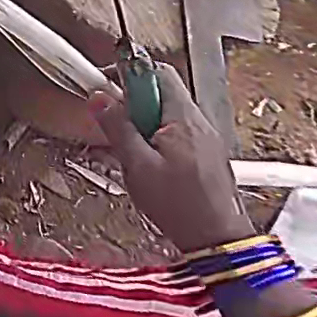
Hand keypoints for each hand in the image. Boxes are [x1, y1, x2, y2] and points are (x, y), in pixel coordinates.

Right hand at [89, 63, 253, 252]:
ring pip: (165, 110)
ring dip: (141, 119)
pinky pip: (174, 129)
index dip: (127, 72)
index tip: (105, 86)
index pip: (157, 72)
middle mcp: (198, 123)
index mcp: (183, 119)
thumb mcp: (136, 165)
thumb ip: (117, 126)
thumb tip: (98, 97)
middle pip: (160, 90)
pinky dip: (154, 134)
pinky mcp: (204, 152)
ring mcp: (204, 137)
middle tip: (113, 120)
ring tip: (128, 144)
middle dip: (131, 100)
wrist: (219, 243)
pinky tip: (145, 158)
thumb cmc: (179, 206)